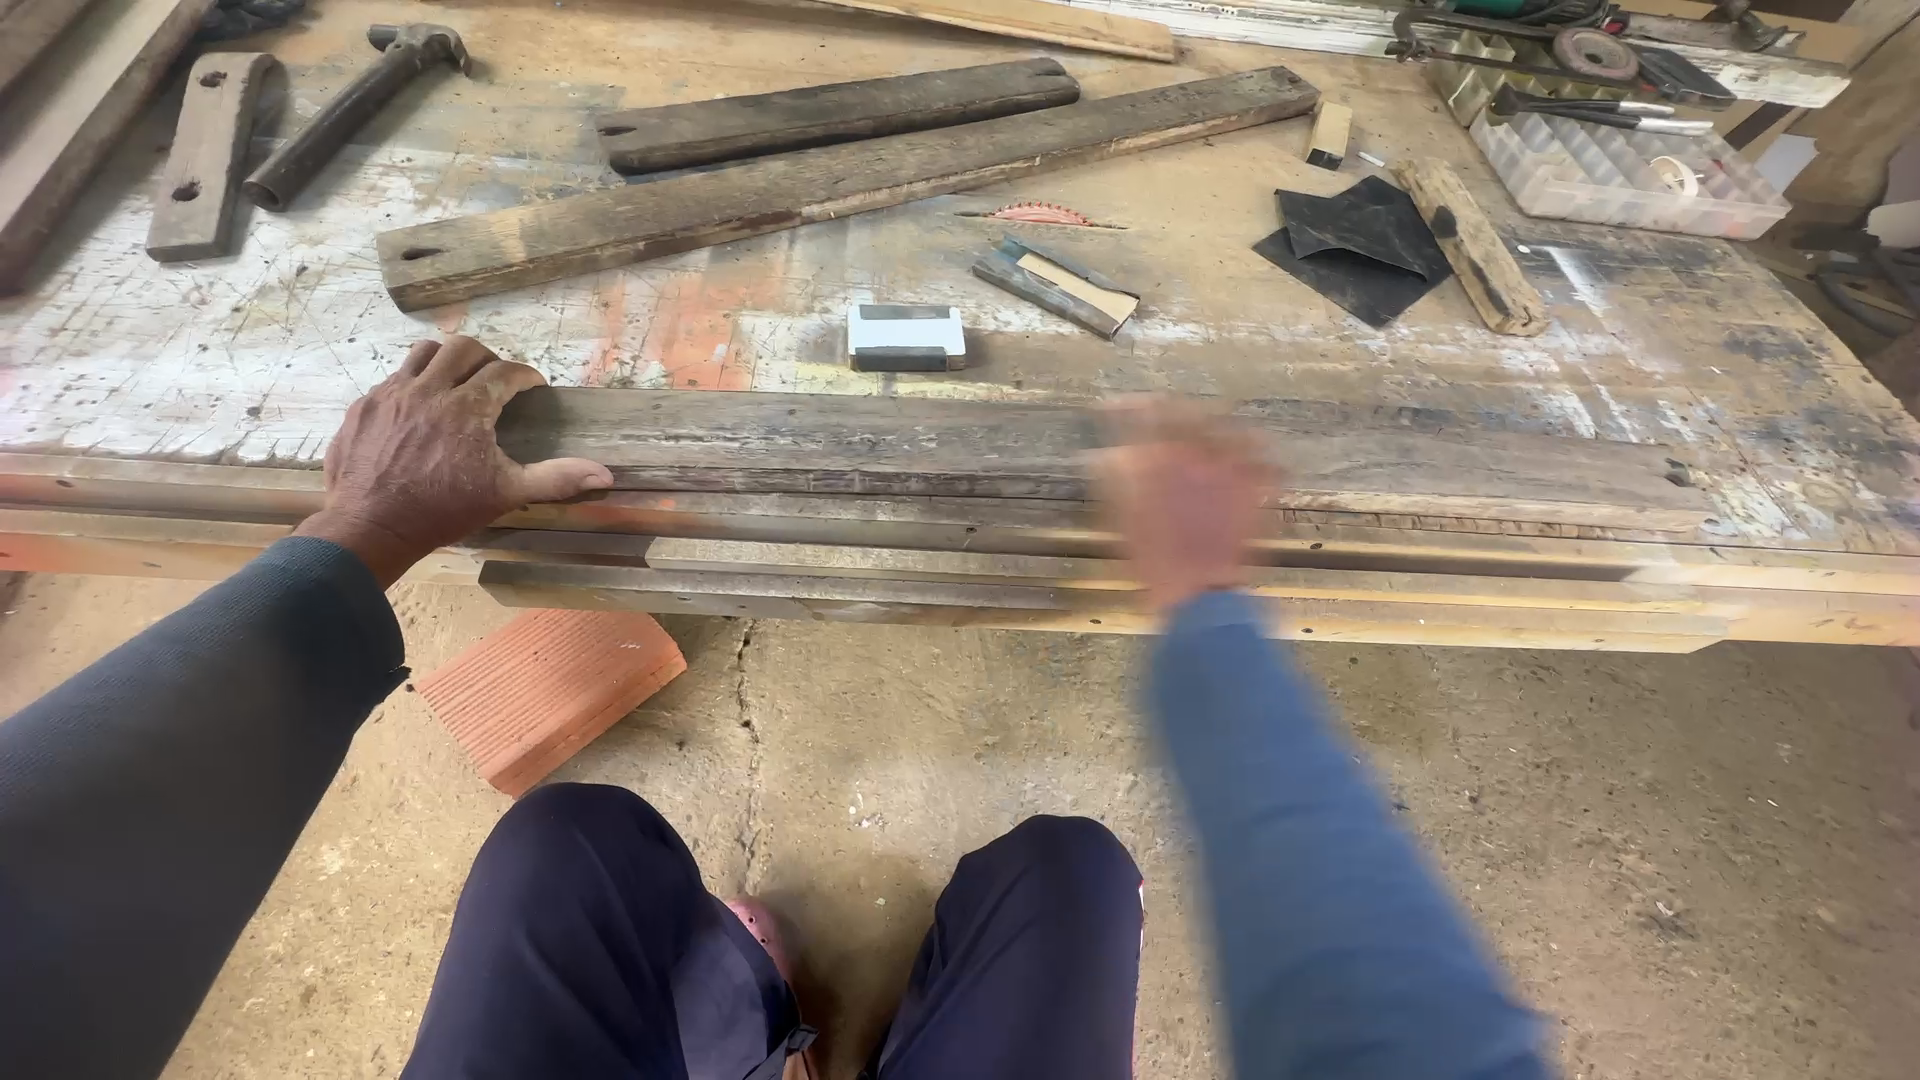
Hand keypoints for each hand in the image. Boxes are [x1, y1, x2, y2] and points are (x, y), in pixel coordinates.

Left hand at [294, 336, 613, 585]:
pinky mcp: (365, 406)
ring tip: (460, 382)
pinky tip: (424, 409)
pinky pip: (394, 377)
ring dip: (449, 360)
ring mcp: (391, 395)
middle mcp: (428, 391)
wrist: (371, 526)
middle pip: (464, 348)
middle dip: (489, 358)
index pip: (504, 372)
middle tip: (499, 379)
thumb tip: (604, 475)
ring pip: (424, 353)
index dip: (526, 375)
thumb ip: (556, 478)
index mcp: (467, 408)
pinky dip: (417, 382)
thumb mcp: (508, 493)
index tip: (535, 386)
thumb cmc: (446, 509)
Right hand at [1093, 397, 1275, 614]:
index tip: (1116, 408)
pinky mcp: (1255, 489)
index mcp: (1157, 459)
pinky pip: (1265, 458)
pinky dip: (1258, 452)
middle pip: (1187, 409)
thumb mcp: (1121, 518)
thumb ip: (1116, 478)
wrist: (1195, 591)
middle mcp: (1196, 454)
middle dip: (1172, 409)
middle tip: (1164, 414)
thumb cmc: (1149, 559)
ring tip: (1208, 427)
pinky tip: (1249, 453)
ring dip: (1215, 423)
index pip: (1142, 412)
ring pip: (1229, 425)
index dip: (1128, 406)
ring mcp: (1230, 470)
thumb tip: (1104, 454)